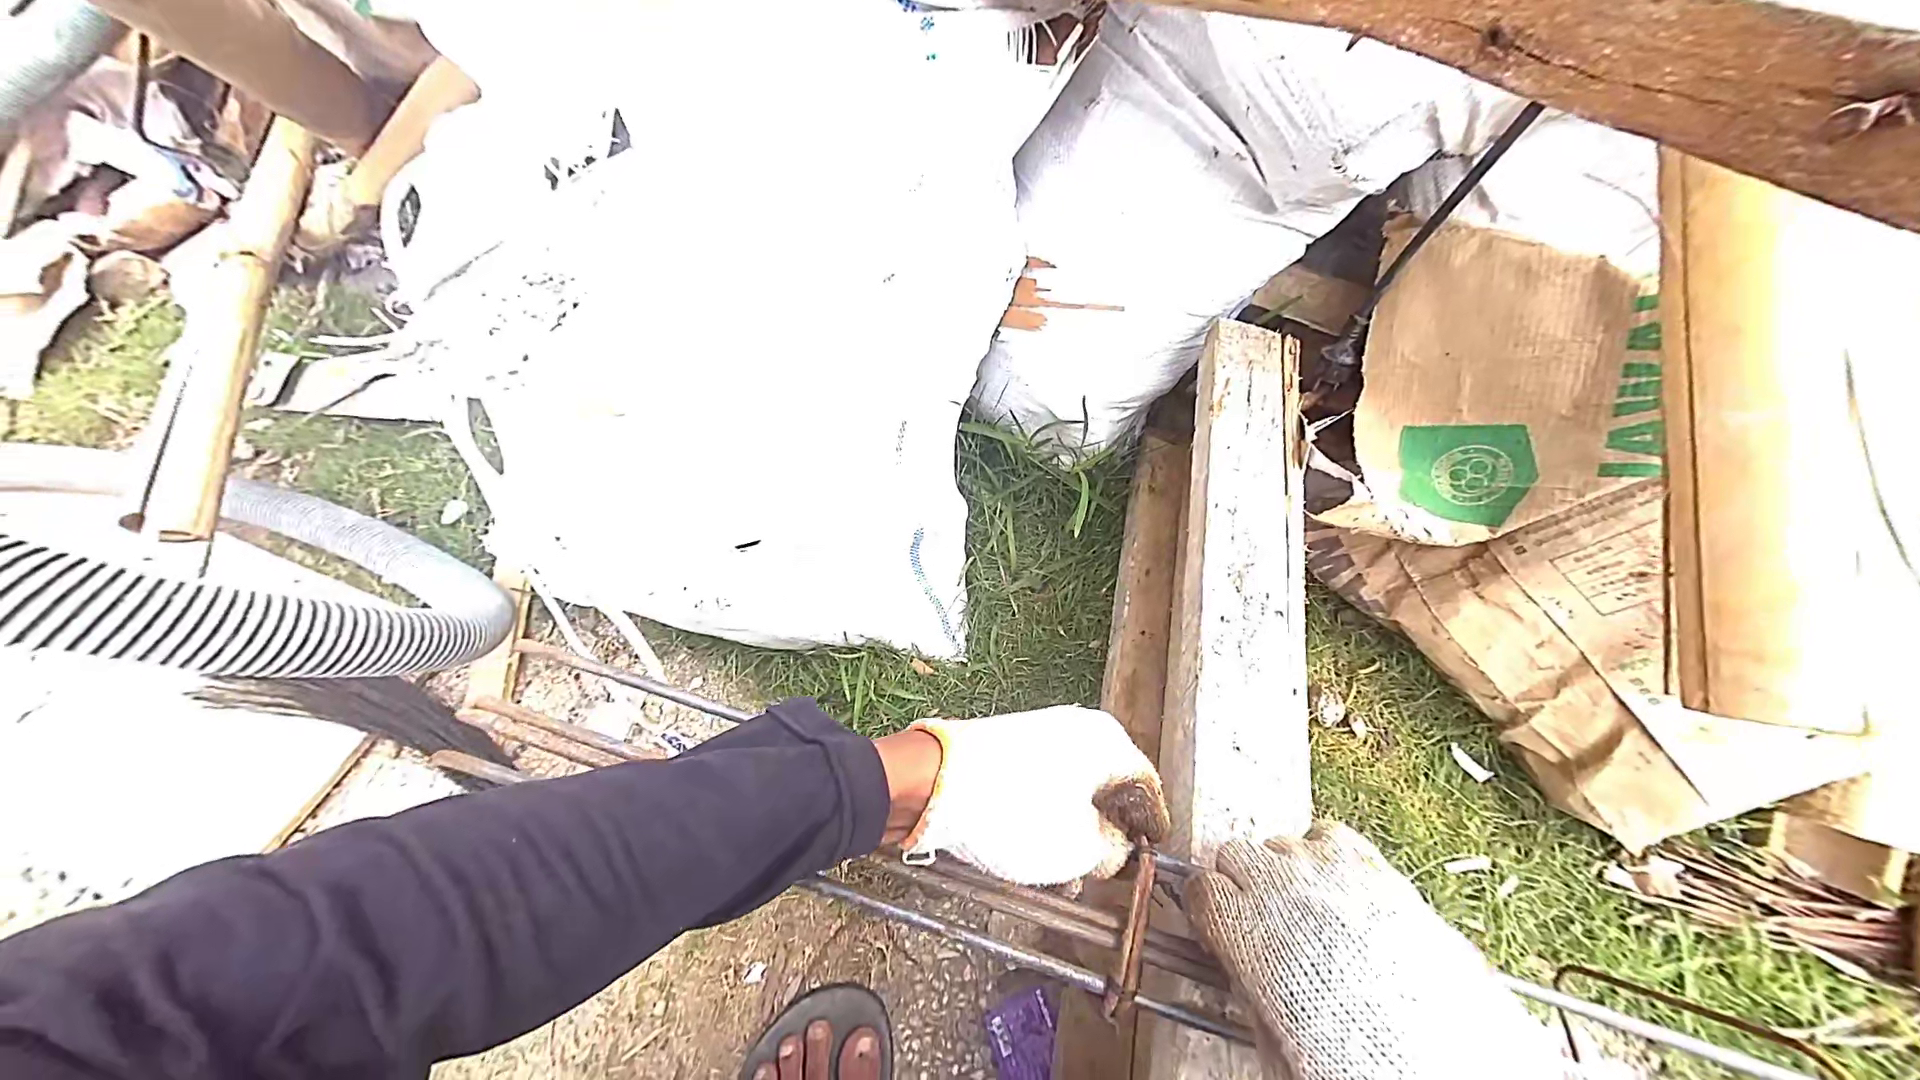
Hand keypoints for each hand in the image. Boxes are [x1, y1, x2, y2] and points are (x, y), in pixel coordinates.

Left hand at [881, 705, 1167, 885]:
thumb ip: (1111, 850)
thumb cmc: (1013, 810)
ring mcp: (1042, 734)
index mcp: (1107, 741)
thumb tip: (1112, 845)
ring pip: (1074, 788)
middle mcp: (1078, 730)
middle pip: (1109, 785)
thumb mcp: (1078, 847)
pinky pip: (1045, 784)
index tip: (1152, 852)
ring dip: (1076, 829)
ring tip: (1067, 872)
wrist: (932, 779)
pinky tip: (1038, 849)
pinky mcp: (1011, 746)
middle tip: (1109, 868)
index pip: (1146, 785)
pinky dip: (1049, 815)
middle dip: (1110, 831)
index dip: (1152, 824)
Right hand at [1185, 822, 1570, 1079]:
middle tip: (1267, 920)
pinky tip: (1342, 891)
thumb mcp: (1279, 1044)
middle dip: (1244, 883)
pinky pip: (1327, 836)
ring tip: (1310, 909)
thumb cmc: (1360, 1064)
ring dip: (1284, 869)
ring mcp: (1323, 868)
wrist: (1452, 1070)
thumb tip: (1240, 971)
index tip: (1223, 926)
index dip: (1211, 909)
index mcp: (1242, 928)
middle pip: (1234, 854)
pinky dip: (1326, 854)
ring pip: (1278, 842)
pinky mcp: (1369, 863)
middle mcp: (1275, 886)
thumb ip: (1248, 991)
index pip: (1200, 887)